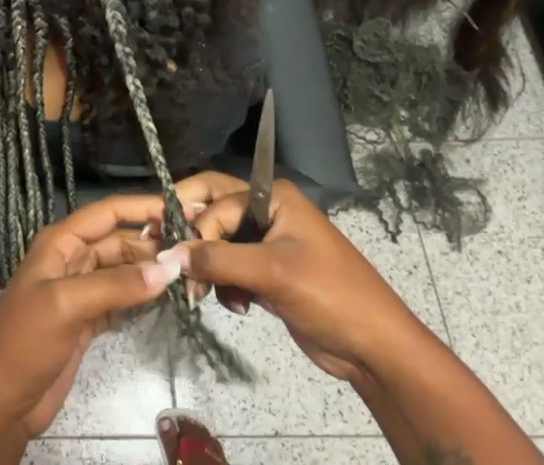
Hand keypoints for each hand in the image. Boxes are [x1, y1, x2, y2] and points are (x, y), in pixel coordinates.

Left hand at [0, 194, 179, 444]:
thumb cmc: (24, 341)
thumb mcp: (67, 305)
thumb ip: (117, 285)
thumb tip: (169, 267)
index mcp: (60, 243)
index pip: (108, 212)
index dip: (144, 207)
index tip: (186, 210)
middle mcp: (71, 260)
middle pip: (121, 242)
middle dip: (155, 245)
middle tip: (197, 256)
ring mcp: (80, 292)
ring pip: (124, 271)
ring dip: (153, 273)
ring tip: (191, 279)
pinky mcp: (88, 322)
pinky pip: (123, 300)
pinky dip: (144, 298)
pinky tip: (169, 301)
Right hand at [167, 172, 426, 382]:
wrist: (374, 347)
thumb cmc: (331, 296)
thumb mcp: (273, 273)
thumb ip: (219, 260)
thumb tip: (169, 254)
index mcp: (273, 197)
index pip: (215, 200)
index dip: (194, 226)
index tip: (178, 261)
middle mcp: (267, 211)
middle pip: (213, 211)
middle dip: (192, 237)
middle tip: (169, 259)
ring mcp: (267, 243)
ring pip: (217, 243)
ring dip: (209, 268)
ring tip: (208, 295)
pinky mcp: (267, 273)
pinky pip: (229, 268)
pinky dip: (225, 286)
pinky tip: (238, 306)